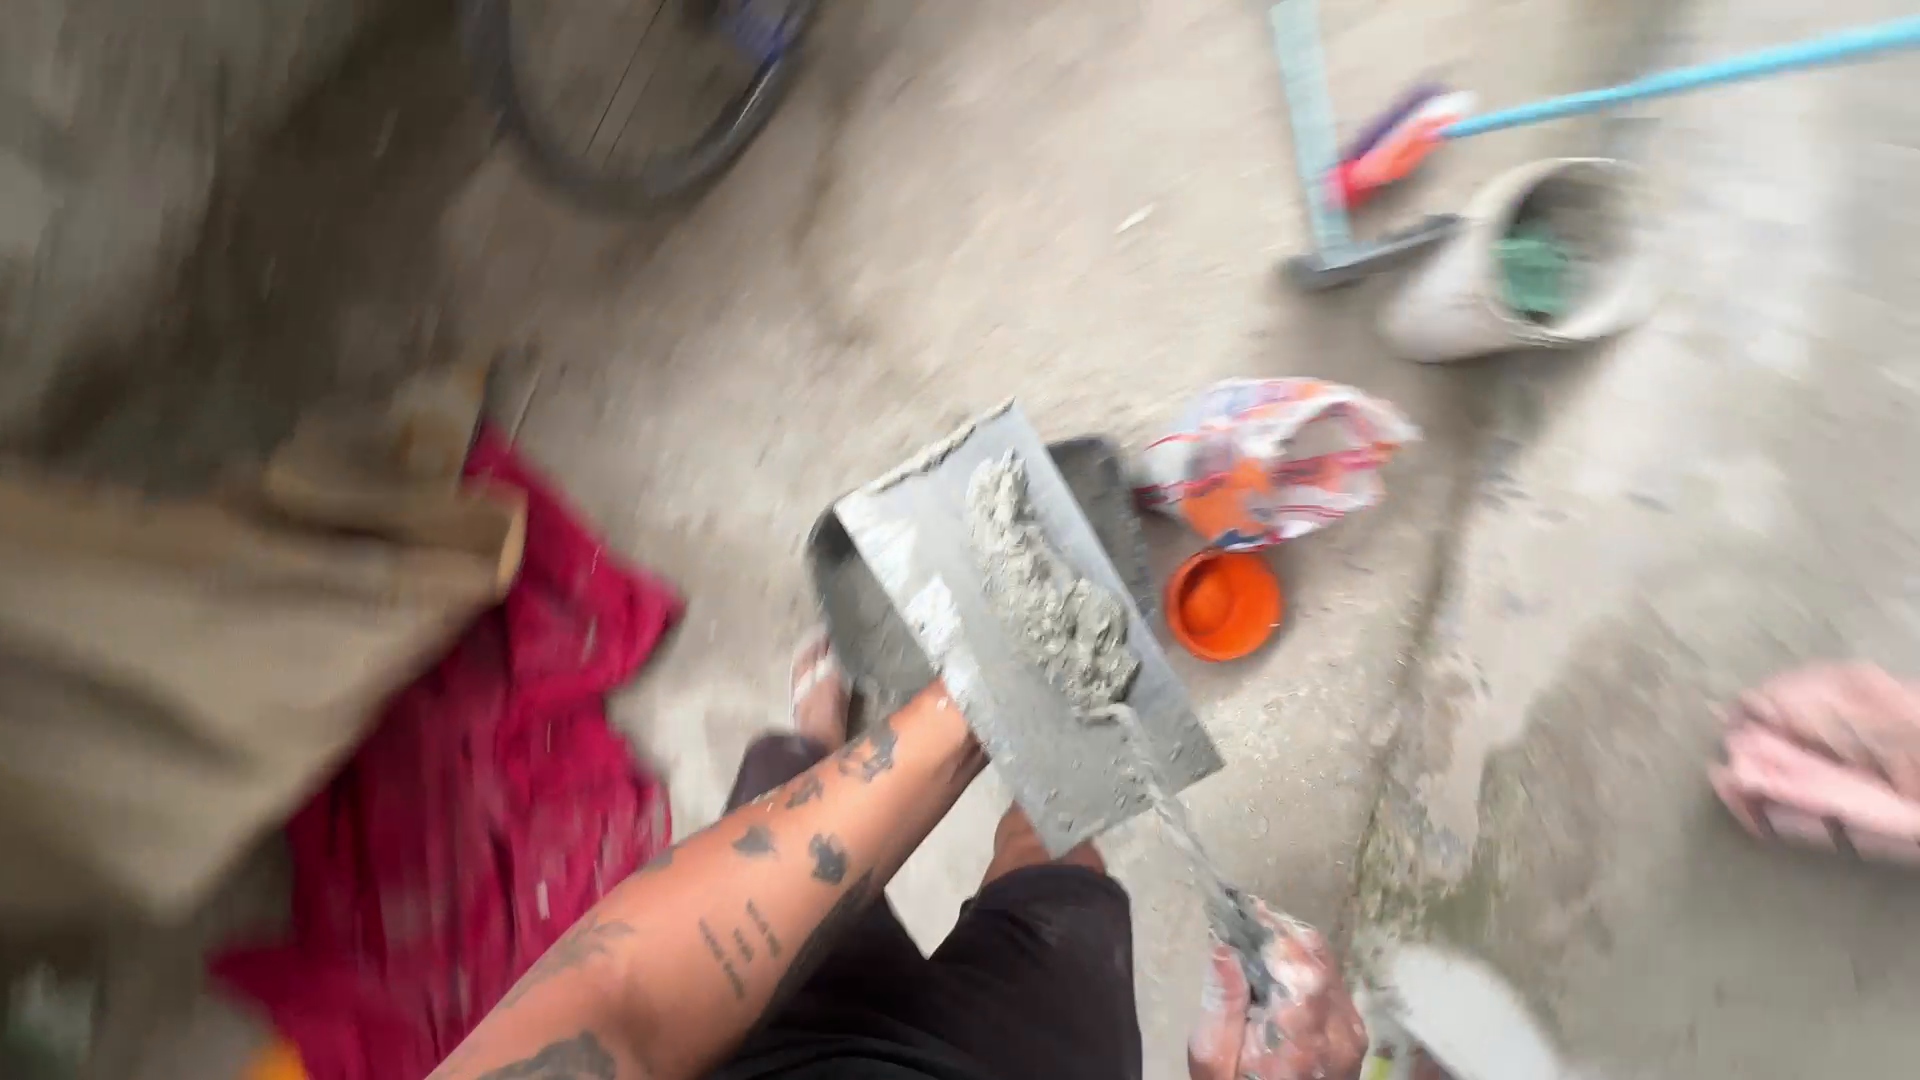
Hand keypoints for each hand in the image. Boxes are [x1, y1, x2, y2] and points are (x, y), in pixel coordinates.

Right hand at [1186, 898, 1367, 1079]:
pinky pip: (1332, 981)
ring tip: (1255, 947)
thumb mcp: (1212, 1056)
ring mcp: (1352, 1034)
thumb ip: (1221, 1001)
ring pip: (1326, 962)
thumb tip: (1223, 946)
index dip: (1271, 929)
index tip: (1241, 909)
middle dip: (1278, 933)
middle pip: (1316, 954)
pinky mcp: (1354, 1036)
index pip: (1300, 960)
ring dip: (1291, 946)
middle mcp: (1339, 1031)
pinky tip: (1277, 973)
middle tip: (1243, 927)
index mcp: (1304, 1036)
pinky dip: (1304, 966)